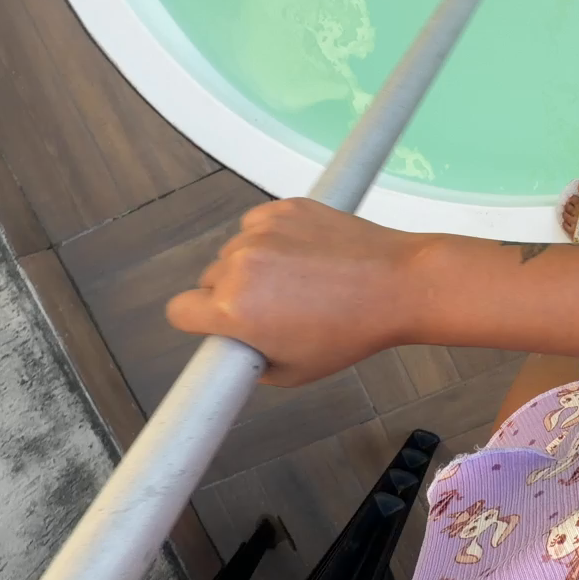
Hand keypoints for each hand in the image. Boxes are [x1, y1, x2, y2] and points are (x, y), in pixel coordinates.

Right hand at [166, 198, 424, 385]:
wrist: (398, 284)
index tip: (222, 323)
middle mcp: (239, 264)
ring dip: (255, 263)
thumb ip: (248, 360)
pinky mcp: (287, 207)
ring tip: (302, 279)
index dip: (202, 320)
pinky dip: (275, 236)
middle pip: (209, 279)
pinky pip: (261, 224)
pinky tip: (308, 254)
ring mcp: (263, 230)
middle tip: (276, 305)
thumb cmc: (352, 332)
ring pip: (236, 249)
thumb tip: (234, 346)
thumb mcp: (293, 372)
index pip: (180, 311)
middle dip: (233, 293)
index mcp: (232, 308)